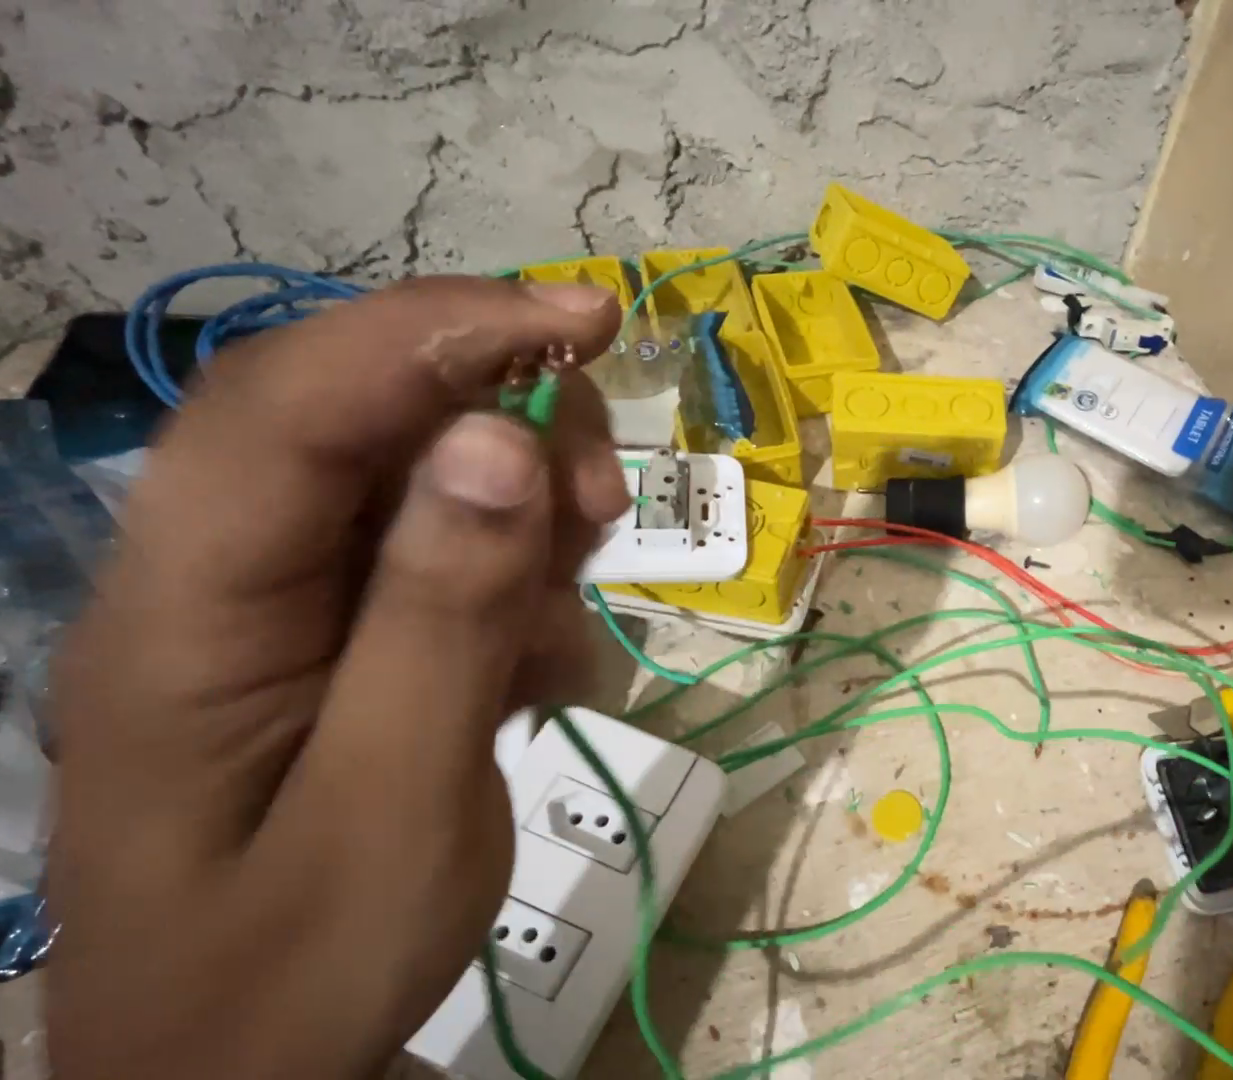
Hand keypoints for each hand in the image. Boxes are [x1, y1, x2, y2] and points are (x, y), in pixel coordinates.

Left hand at [45, 277, 630, 1079]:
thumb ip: (441, 615)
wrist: (257, 1075)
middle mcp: (231, 576)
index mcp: (189, 611)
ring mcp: (297, 601)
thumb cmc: (306, 960)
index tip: (584, 315)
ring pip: (433, 482)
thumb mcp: (396, 799)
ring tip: (576, 598)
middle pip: (371, 423)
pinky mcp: (357, 630)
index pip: (293, 409)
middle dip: (510, 429)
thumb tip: (500, 444)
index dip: (438, 331)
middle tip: (604, 498)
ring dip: (533, 513)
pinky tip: (548, 662)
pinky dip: (530, 584)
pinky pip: (460, 556)